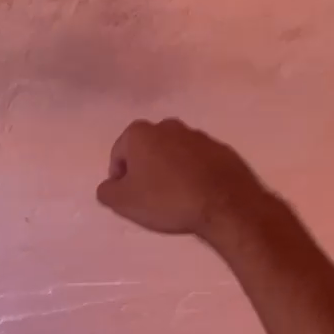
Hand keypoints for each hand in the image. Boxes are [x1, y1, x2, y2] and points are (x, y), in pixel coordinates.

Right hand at [96, 119, 282, 239]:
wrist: (227, 206)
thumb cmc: (167, 200)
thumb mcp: (124, 202)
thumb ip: (107, 191)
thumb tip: (109, 186)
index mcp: (140, 133)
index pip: (118, 154)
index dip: (120, 178)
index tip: (129, 198)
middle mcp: (168, 127)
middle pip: (147, 150)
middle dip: (146, 170)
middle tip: (150, 197)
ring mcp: (199, 136)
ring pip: (174, 154)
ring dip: (171, 171)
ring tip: (176, 199)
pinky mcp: (223, 150)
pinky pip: (199, 162)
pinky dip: (195, 175)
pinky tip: (198, 196)